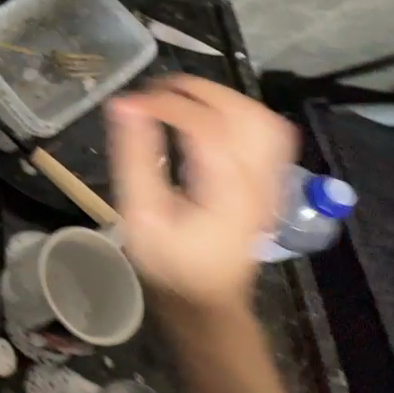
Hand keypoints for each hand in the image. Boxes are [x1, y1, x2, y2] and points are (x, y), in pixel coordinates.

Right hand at [106, 75, 297, 312]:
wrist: (207, 300)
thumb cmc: (169, 261)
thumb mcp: (140, 213)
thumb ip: (134, 156)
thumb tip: (123, 105)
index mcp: (227, 191)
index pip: (204, 126)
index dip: (164, 103)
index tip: (128, 103)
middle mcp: (258, 181)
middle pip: (244, 113)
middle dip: (197, 91)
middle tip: (156, 92)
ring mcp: (270, 182)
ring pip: (262, 118)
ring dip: (221, 98)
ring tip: (181, 99)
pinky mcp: (269, 182)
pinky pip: (268, 132)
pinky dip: (238, 112)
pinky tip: (209, 117)